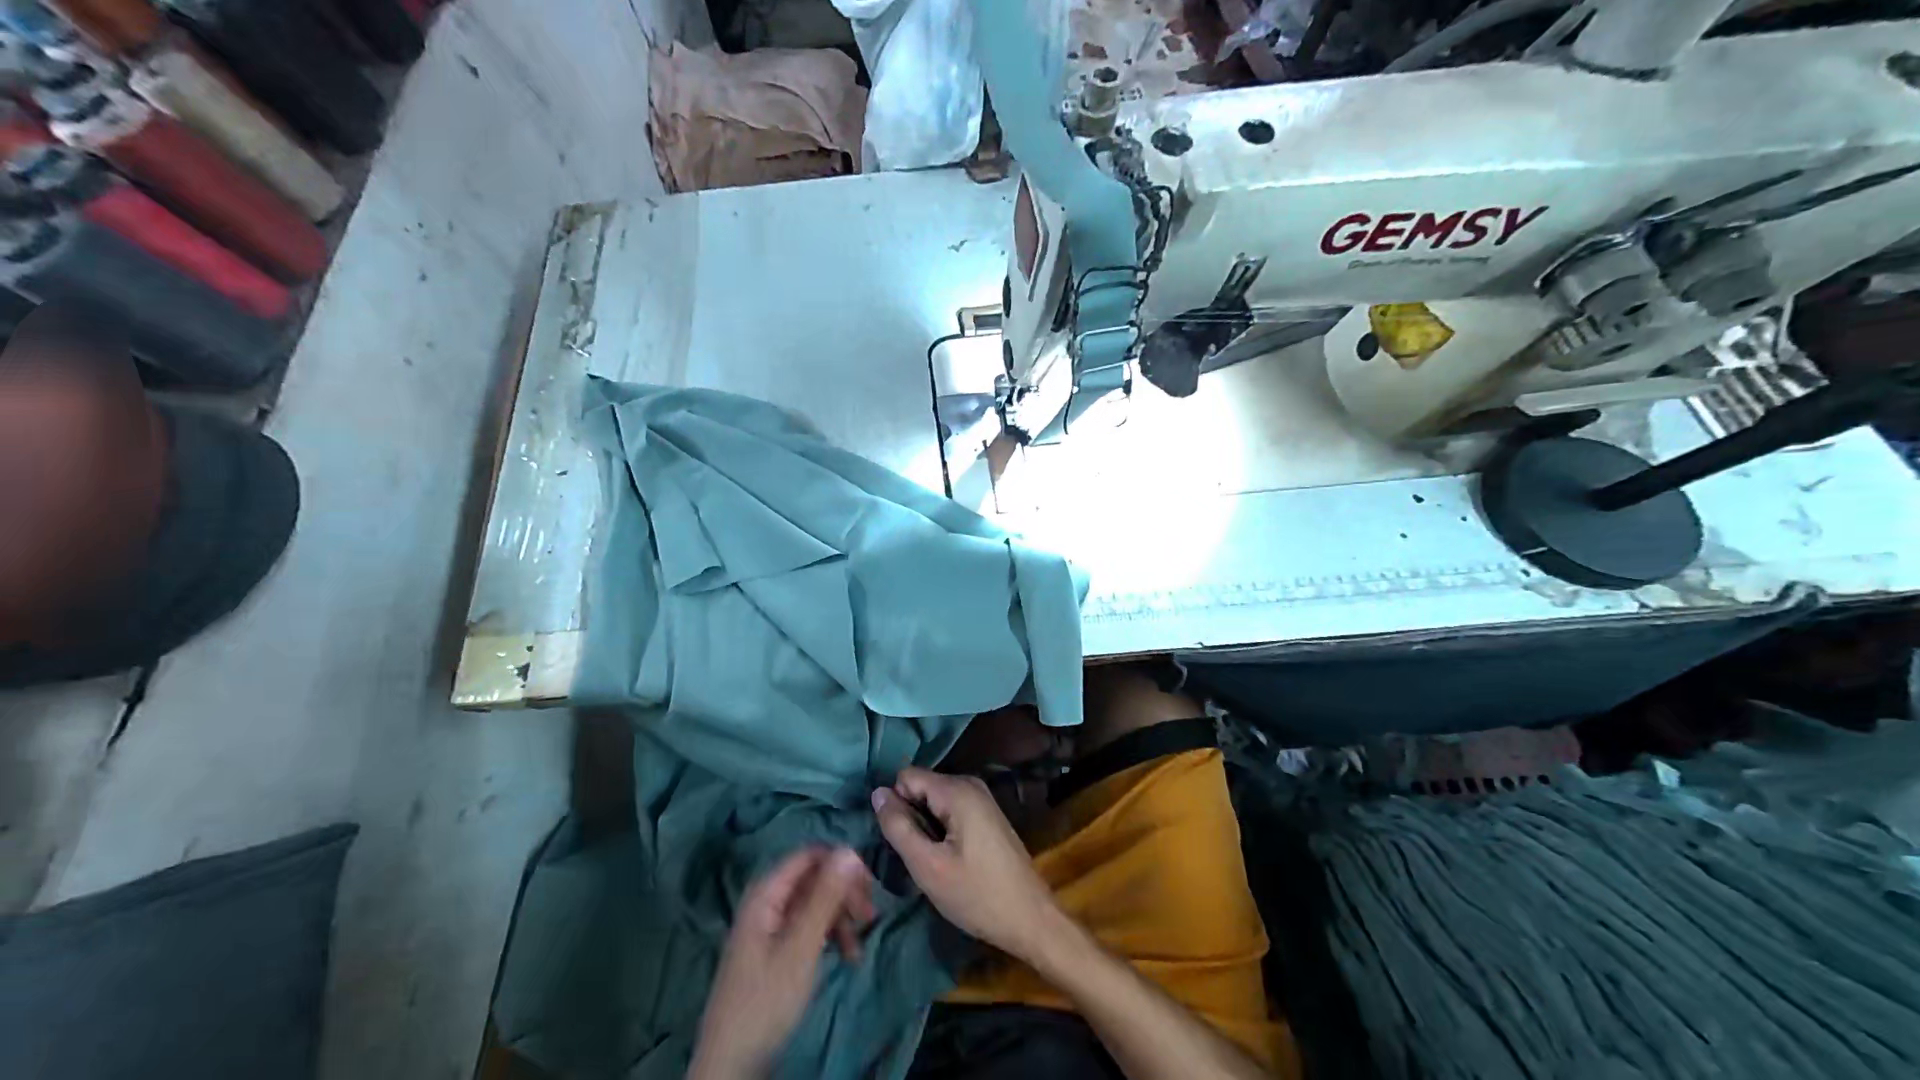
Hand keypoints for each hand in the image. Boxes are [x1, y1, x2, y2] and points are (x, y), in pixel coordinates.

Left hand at [688, 847, 876, 1079]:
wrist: (732, 1064)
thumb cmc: (767, 1000)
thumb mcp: (801, 947)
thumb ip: (825, 897)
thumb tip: (849, 850)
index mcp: (765, 894)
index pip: (809, 855)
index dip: (840, 863)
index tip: (869, 885)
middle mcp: (766, 903)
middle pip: (814, 879)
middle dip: (844, 893)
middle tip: (870, 915)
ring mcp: (770, 927)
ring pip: (814, 904)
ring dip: (841, 918)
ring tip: (859, 944)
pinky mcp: (776, 950)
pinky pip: (808, 927)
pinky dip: (830, 936)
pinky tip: (847, 956)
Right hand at [871, 767, 1060, 961]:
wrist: (1030, 919)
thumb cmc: (977, 895)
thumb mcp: (927, 866)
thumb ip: (899, 827)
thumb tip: (877, 793)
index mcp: (958, 790)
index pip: (907, 777)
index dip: (896, 806)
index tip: (902, 841)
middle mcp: (971, 784)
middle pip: (922, 787)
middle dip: (911, 817)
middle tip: (918, 856)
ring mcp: (982, 799)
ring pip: (934, 801)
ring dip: (925, 827)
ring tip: (932, 861)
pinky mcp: (987, 816)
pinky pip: (950, 811)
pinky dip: (941, 831)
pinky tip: (949, 860)